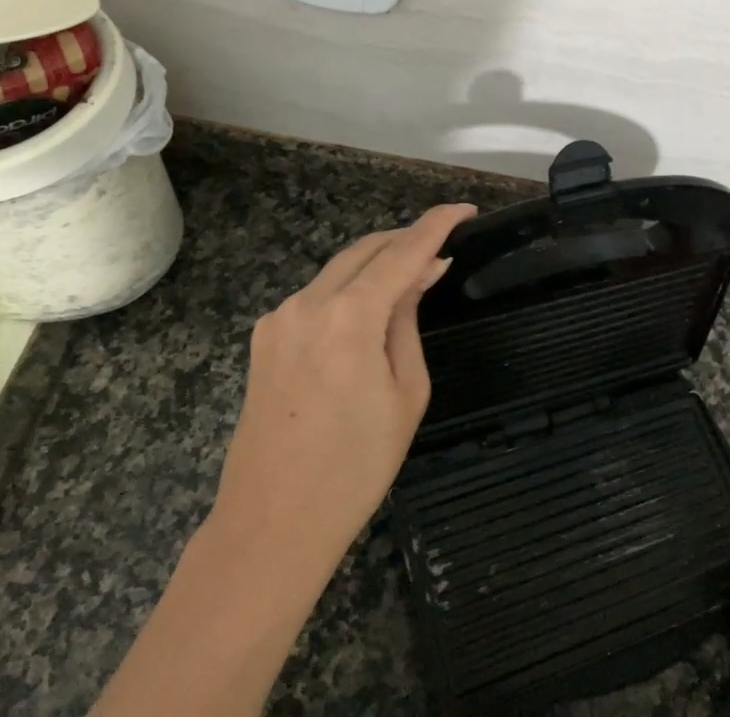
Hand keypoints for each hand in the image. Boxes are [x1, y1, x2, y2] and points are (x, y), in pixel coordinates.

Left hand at [213, 204, 477, 557]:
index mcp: (348, 315)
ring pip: (337, 273)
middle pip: (364, 251)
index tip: (464, 209)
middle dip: (405, 241)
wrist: (273, 520)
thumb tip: (418, 277)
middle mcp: (307, 303)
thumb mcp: (405, 394)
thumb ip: (408, 323)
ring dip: (376, 268)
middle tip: (443, 249)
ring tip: (412, 283)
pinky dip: (348, 294)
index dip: (436, 225)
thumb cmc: (355, 467)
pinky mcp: (264, 340)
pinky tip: (369, 313)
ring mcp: (278, 320)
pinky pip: (316, 300)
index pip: (402, 251)